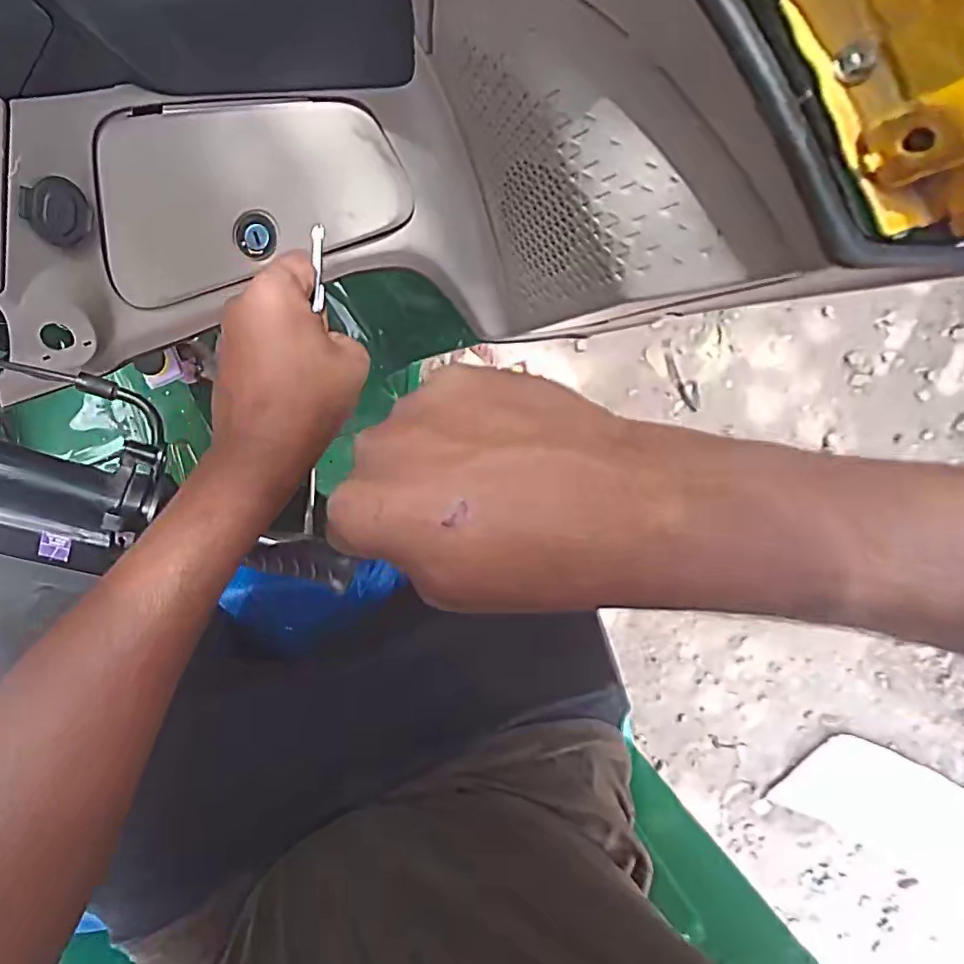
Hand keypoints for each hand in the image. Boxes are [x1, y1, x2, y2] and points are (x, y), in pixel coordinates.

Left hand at [208, 251, 370, 498]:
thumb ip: (341, 330)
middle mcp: (240, 307)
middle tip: (321, 350)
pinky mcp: (222, 362)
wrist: (262, 451)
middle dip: (304, 314)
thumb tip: (324, 338)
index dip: (324, 285)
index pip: (303, 261)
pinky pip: (255, 347)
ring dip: (286, 338)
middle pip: (283, 294)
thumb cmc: (304, 402)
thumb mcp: (352, 358)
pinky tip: (285, 386)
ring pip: (269, 322)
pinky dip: (270, 359)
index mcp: (270, 291)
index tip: (330, 314)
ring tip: (304, 373)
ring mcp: (227, 336)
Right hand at [327, 365, 719, 610]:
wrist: (623, 502)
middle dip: (396, 486)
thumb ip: (400, 554)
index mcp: (364, 509)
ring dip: (428, 448)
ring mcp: (417, 405)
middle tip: (452, 505)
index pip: (341, 519)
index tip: (406, 537)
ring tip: (488, 468)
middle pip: (368, 469)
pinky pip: (440, 401)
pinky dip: (460, 418)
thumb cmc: (538, 563)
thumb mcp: (447, 589)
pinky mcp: (458, 374)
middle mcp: (376, 449)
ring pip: (403, 431)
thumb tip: (400, 530)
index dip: (375, 533)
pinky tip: (504, 438)